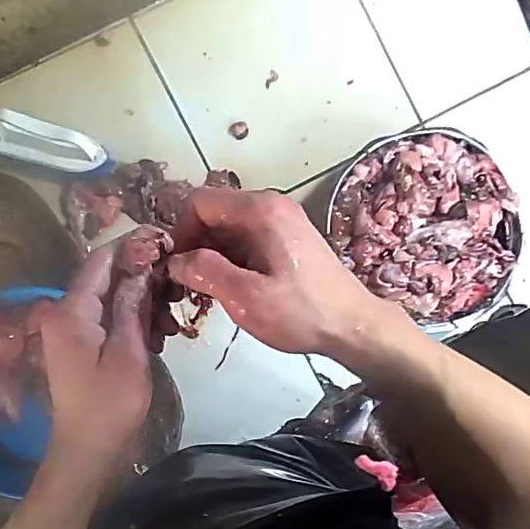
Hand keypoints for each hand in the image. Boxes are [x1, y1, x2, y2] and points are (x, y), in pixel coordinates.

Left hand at [33, 244, 151, 494]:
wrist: (88, 451)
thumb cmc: (109, 405)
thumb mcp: (128, 352)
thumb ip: (132, 306)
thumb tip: (141, 268)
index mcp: (71, 310)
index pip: (101, 260)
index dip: (133, 246)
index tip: (167, 243)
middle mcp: (65, 313)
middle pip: (106, 278)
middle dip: (143, 279)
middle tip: (177, 289)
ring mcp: (72, 330)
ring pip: (112, 300)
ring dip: (142, 304)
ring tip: (170, 324)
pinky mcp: (81, 346)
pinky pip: (109, 320)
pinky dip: (133, 322)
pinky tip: (157, 338)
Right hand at [167, 188, 410, 358]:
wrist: (354, 326)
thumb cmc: (302, 312)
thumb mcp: (247, 297)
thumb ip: (206, 272)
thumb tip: (175, 261)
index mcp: (261, 210)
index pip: (200, 202)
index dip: (180, 233)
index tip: (176, 268)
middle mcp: (271, 206)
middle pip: (214, 215)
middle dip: (194, 247)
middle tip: (187, 286)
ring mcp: (281, 223)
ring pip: (229, 231)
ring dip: (212, 258)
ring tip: (207, 294)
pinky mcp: (287, 242)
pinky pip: (246, 242)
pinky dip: (231, 262)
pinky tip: (231, 292)